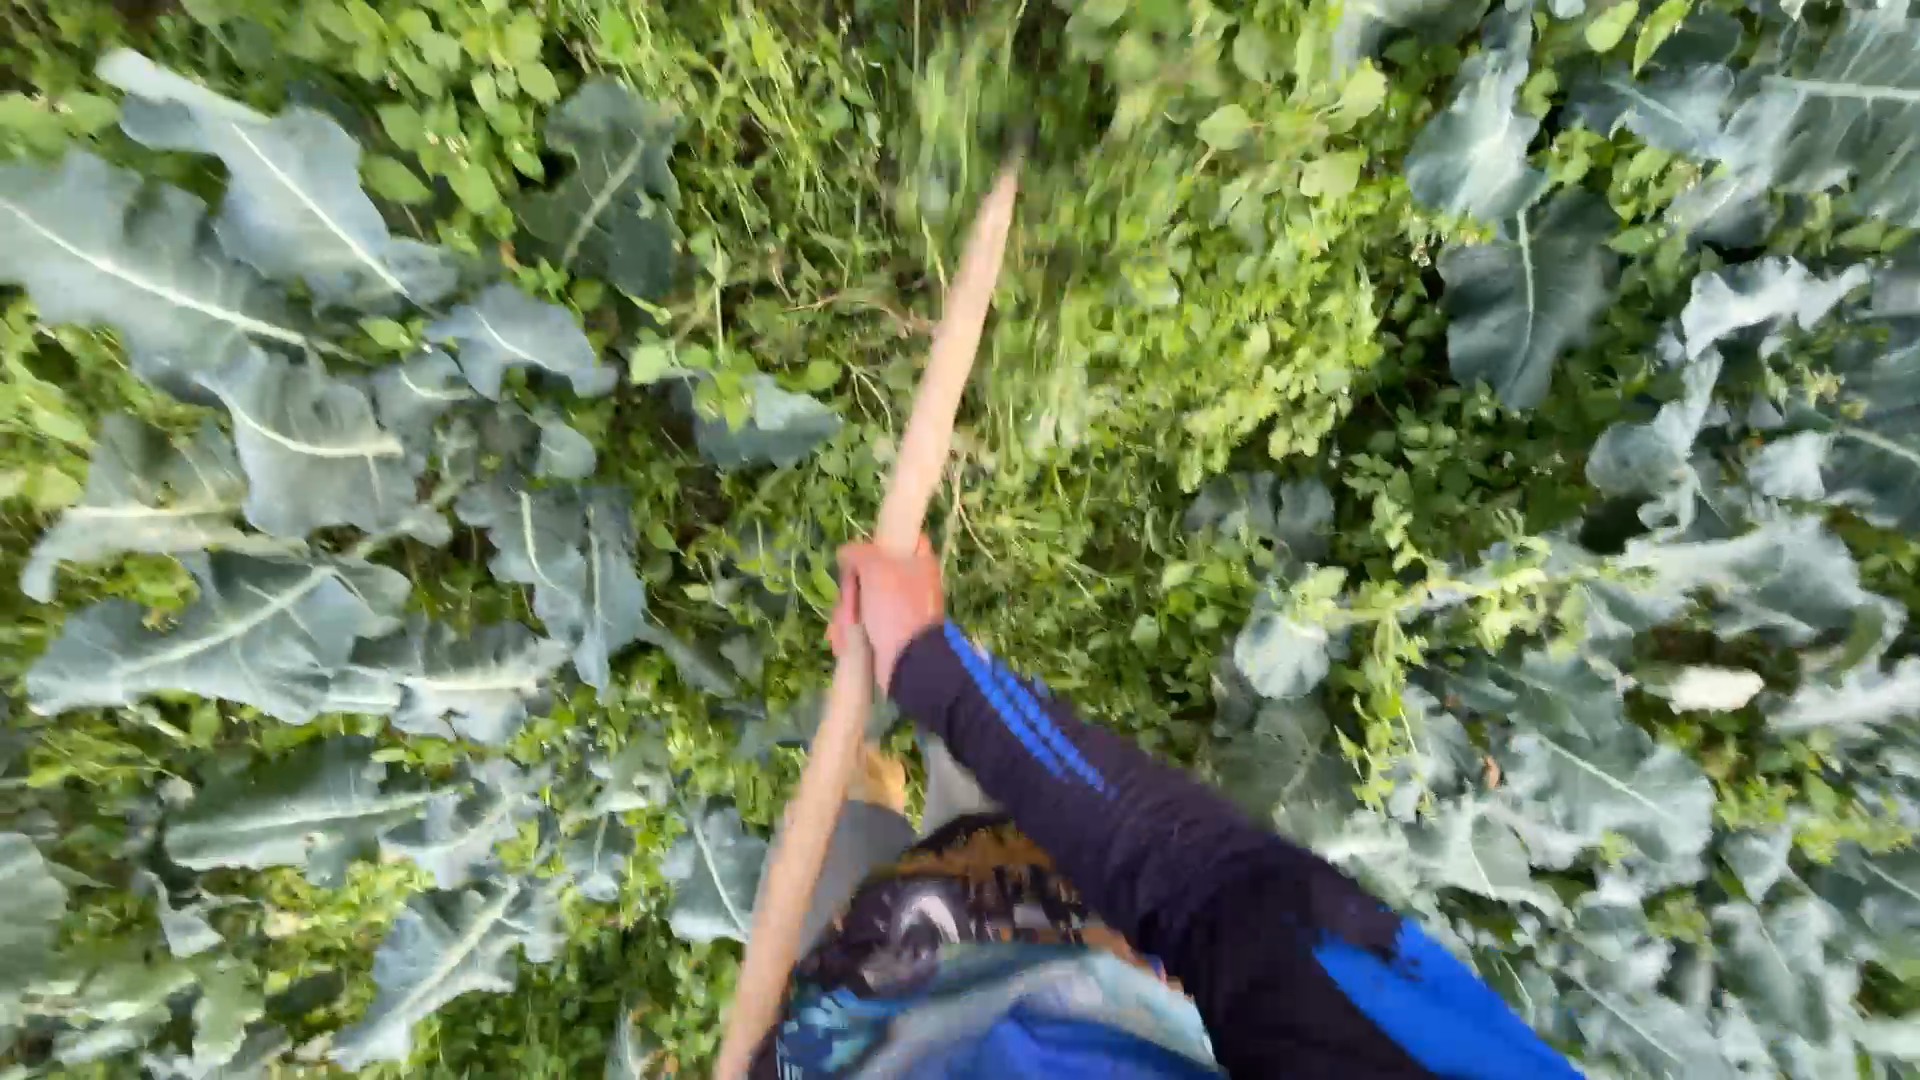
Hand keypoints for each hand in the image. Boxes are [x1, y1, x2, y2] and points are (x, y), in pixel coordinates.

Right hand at [829, 536, 944, 691]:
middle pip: (870, 573)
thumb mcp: (876, 568)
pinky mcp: (888, 634)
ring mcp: (899, 610)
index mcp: (919, 562)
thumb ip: (859, 553)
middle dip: (851, 591)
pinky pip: (862, 624)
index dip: (878, 543)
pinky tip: (842, 643)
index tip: (861, 554)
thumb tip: (847, 552)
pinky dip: (849, 633)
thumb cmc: (897, 607)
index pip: (900, 539)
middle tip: (850, 603)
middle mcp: (911, 583)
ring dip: (846, 616)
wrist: (909, 661)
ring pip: (861, 601)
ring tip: (844, 630)